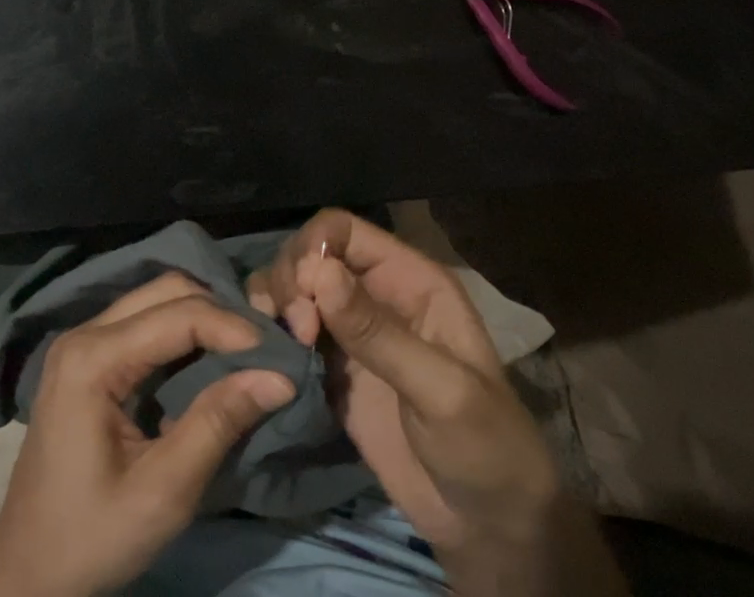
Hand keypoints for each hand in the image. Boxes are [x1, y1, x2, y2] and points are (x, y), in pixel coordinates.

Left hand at [0, 273, 296, 596]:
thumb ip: (217, 423)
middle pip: (165, 291)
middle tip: (266, 351)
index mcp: (92, 359)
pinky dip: (184, 334)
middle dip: (221, 312)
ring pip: (155, 302)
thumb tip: (279, 376)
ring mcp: (81, 346)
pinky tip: (213, 361)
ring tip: (249, 355)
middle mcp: (82, 335)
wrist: (30, 569)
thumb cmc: (92, 534)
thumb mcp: (164, 489)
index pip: (179, 313)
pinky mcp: (88, 363)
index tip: (281, 360)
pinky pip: (143, 326)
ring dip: (205, 319)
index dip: (235, 328)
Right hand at [250, 210, 625, 596]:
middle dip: (289, 282)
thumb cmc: (486, 448)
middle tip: (296, 334)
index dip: (313, 251)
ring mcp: (350, 333)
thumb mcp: (443, 391)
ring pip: (291, 290)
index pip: (344, 231)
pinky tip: (268, 360)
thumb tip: (318, 274)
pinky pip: (287, 334)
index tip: (304, 300)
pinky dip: (270, 337)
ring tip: (281, 347)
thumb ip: (379, 333)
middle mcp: (376, 295)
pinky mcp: (329, 369)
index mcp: (412, 281)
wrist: (486, 523)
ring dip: (274, 306)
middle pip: (308, 255)